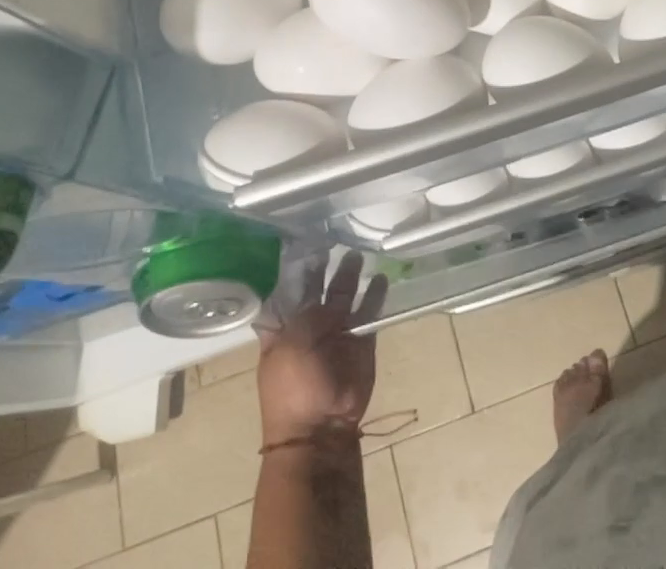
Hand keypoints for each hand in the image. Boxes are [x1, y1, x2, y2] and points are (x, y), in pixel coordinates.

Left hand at [256, 253, 387, 445]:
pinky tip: (382, 278)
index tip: (303, 243)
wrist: (320, 425)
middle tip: (332, 240)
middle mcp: (309, 327)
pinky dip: (376, 296)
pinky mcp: (362, 342)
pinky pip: (370, 313)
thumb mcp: (290, 344)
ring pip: (345, 298)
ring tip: (358, 254)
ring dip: (351, 277)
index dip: (294, 270)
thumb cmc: (293, 385)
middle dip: (324, 267)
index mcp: (282, 329)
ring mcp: (338, 333)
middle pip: (318, 290)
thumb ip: (306, 313)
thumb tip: (322, 292)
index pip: (286, 292)